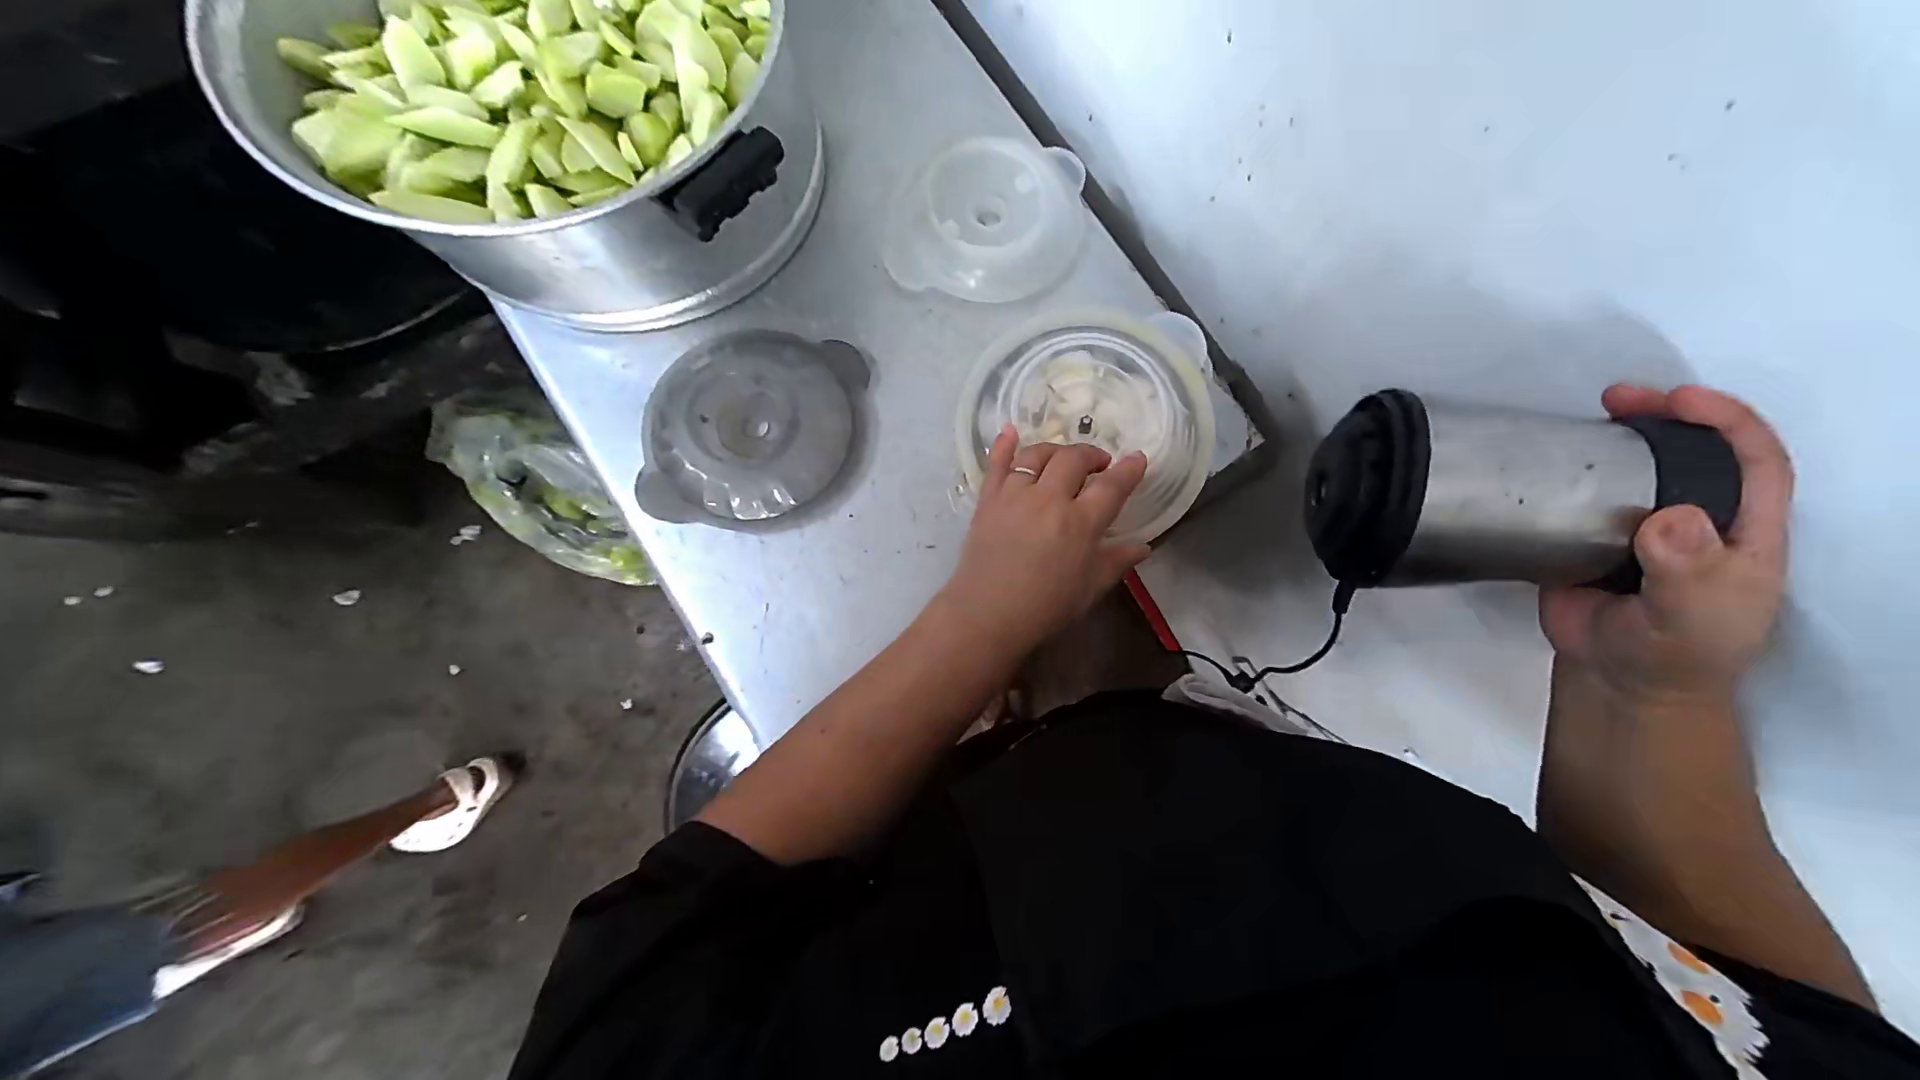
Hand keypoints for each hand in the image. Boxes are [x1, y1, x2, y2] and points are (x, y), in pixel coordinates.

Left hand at [934, 426, 1151, 655]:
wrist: (987, 614)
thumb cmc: (1045, 607)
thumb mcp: (1090, 587)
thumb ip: (1117, 561)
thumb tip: (1144, 547)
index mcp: (1080, 523)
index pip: (1112, 486)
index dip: (1129, 470)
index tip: (1137, 458)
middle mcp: (1049, 500)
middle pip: (1074, 459)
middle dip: (1092, 455)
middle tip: (1099, 465)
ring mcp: (1015, 496)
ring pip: (1037, 455)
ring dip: (1056, 451)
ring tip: (1063, 459)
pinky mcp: (988, 500)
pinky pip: (996, 464)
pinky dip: (1004, 445)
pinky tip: (1010, 431)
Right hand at [1539, 384, 1794, 704]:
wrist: (1617, 676)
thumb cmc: (1677, 649)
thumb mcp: (1696, 616)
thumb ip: (1689, 572)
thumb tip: (1668, 518)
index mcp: (1742, 531)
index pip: (1754, 462)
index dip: (1726, 422)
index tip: (1679, 399)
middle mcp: (1695, 518)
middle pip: (1692, 452)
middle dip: (1664, 416)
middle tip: (1618, 398)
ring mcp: (1638, 528)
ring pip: (1635, 471)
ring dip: (1613, 438)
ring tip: (1582, 420)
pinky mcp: (1586, 539)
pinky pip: (1581, 499)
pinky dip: (1567, 475)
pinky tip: (1546, 466)